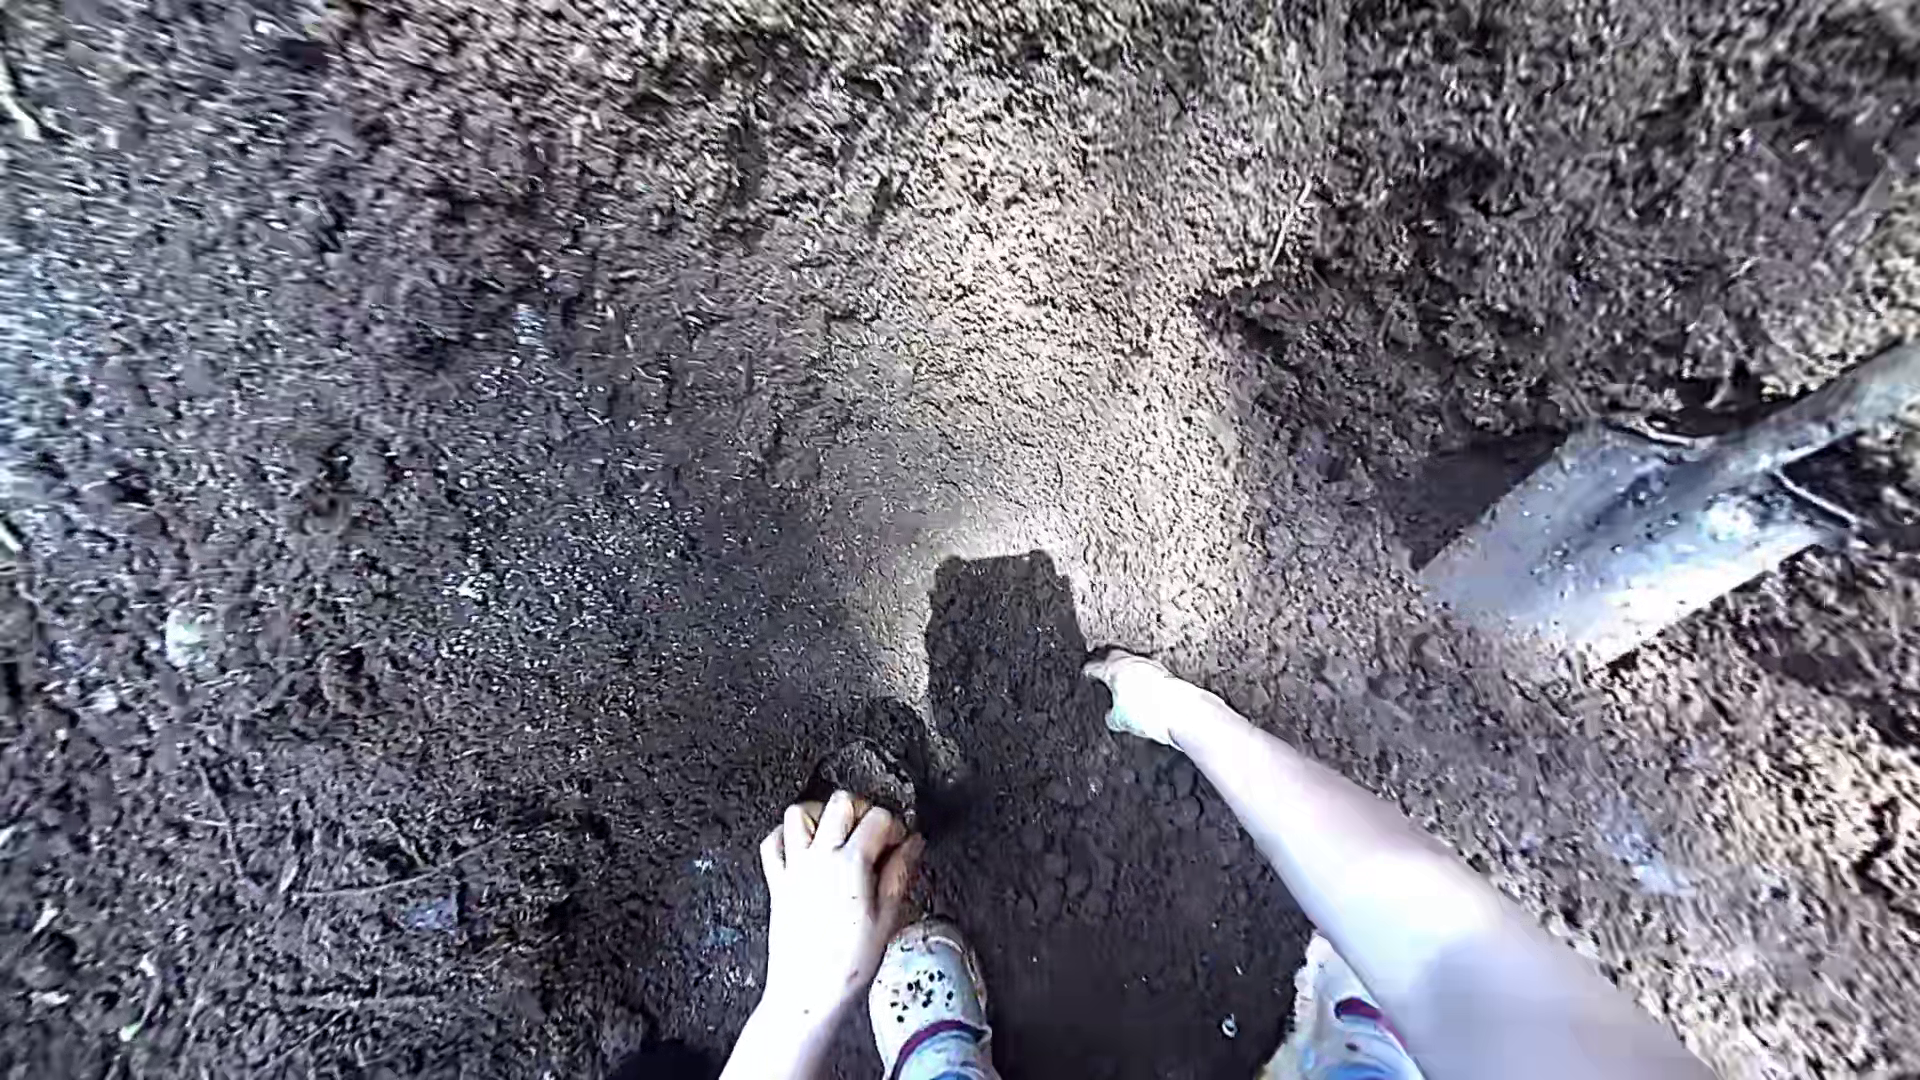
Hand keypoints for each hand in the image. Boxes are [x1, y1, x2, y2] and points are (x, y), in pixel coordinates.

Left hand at [755, 790, 924, 1030]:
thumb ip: (900, 872)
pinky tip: (804, 847)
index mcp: (850, 864)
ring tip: (837, 833)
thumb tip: (914, 843)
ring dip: (820, 815)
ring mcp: (794, 867)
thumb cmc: (846, 966)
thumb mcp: (887, 919)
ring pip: (799, 812)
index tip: (900, 842)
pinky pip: (771, 842)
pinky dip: (785, 837)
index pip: (878, 817)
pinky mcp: (776, 882)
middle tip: (871, 832)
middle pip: (840, 801)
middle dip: (862, 808)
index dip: (895, 825)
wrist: (805, 998)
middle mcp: (820, 858)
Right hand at [1083, 648, 1219, 746]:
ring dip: (1128, 672)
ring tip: (1126, 687)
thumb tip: (1111, 716)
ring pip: (1133, 664)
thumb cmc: (1152, 712)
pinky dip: (1144, 680)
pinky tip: (1146, 694)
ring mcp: (1150, 665)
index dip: (1087, 672)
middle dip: (1107, 664)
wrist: (1185, 714)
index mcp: (1113, 668)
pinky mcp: (1166, 674)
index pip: (1093, 667)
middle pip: (1113, 656)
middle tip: (1103, 674)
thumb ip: (1111, 716)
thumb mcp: (1120, 721)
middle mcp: (1131, 662)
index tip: (1086, 675)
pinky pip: (1149, 673)